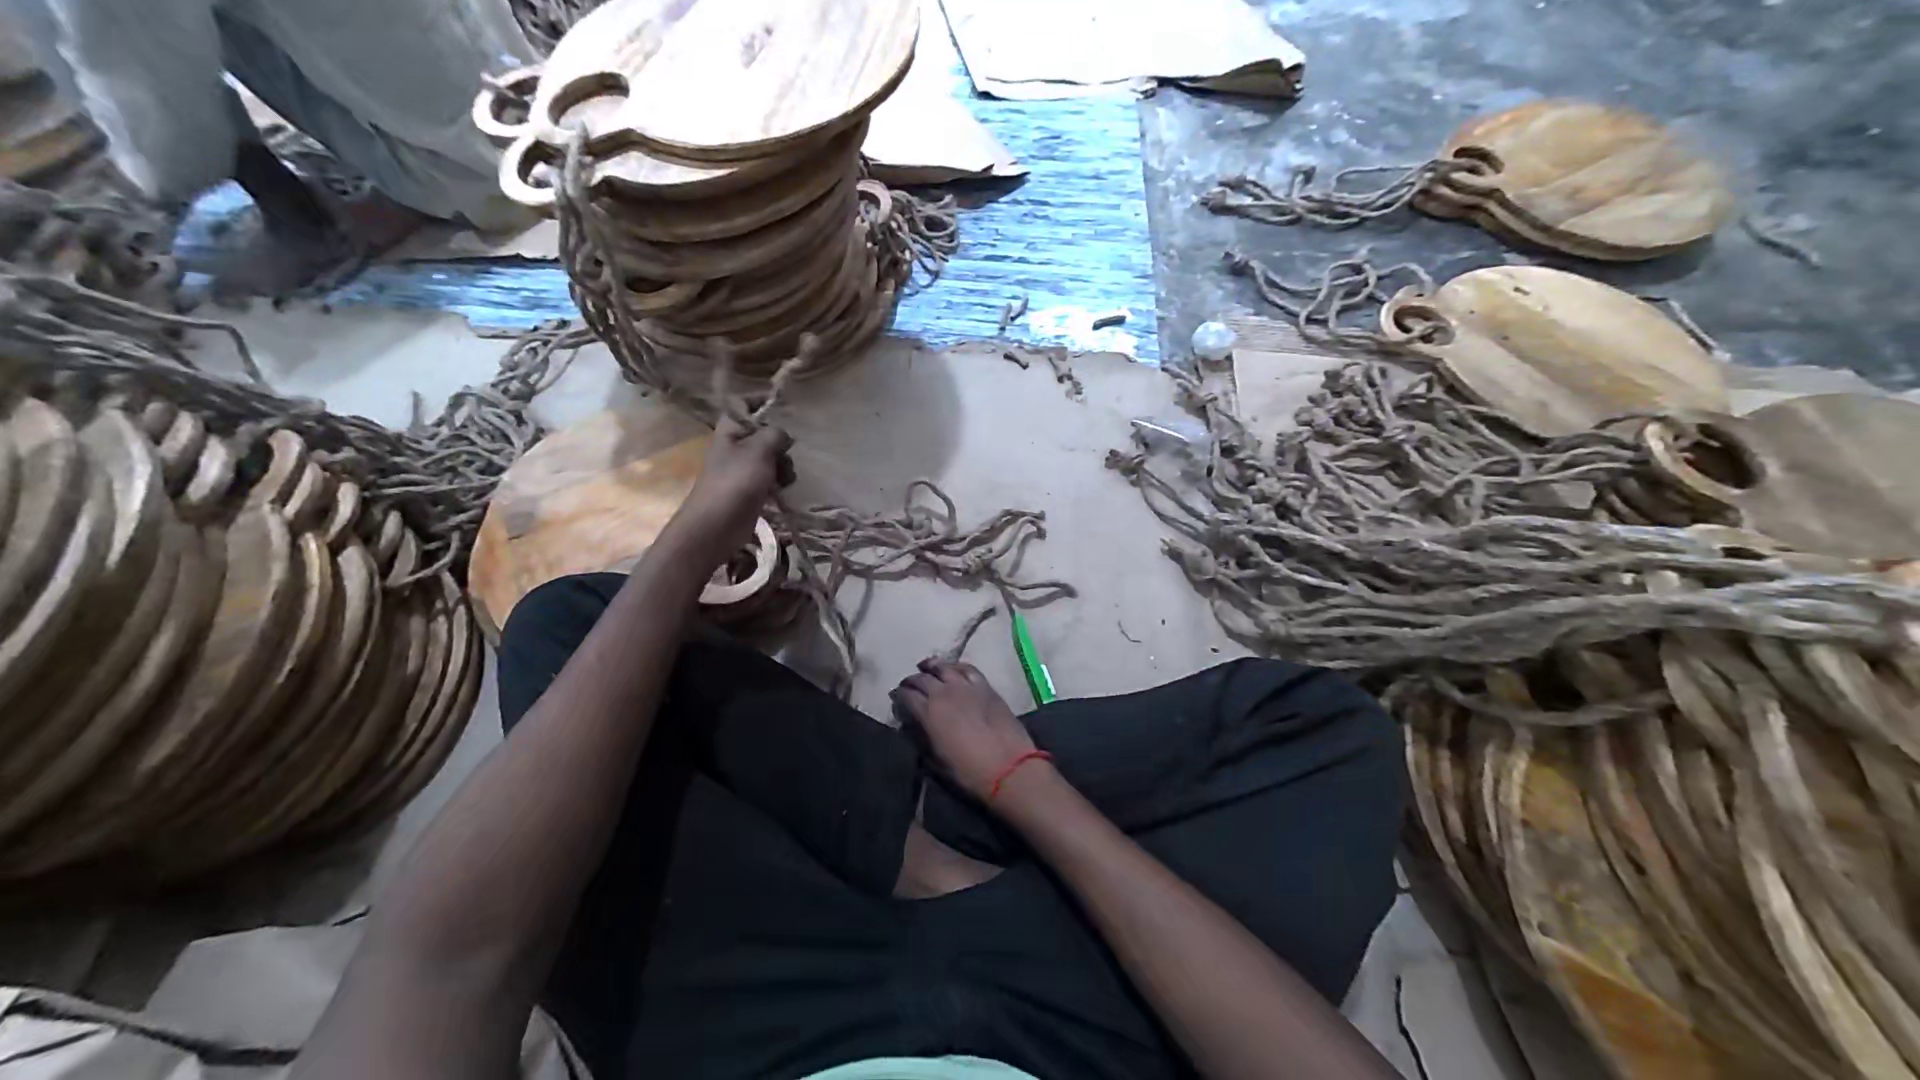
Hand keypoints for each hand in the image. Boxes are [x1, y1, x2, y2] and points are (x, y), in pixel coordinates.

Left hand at [667, 419, 793, 560]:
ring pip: (769, 457)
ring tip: (786, 478)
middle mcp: (733, 447)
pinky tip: (782, 490)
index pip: (742, 405)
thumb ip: (775, 434)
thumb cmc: (736, 482)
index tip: (780, 406)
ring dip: (782, 465)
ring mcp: (740, 469)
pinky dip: (777, 481)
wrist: (717, 525)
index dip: (759, 401)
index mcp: (729, 431)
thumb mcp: (759, 450)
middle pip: (762, 434)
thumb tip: (784, 434)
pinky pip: (768, 478)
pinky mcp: (748, 490)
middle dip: (779, 442)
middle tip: (786, 453)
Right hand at [892, 660, 1041, 803]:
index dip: (899, 696)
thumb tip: (915, 727)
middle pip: (922, 678)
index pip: (907, 696)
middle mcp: (944, 693)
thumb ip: (923, 738)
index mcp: (929, 713)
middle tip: (908, 684)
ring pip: (944, 667)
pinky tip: (953, 668)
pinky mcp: (985, 687)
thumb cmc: (969, 771)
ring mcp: (966, 687)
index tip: (896, 697)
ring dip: (932, 666)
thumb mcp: (936, 761)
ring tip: (926, 666)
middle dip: (912, 680)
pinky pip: (967, 668)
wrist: (1009, 767)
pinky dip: (956, 666)